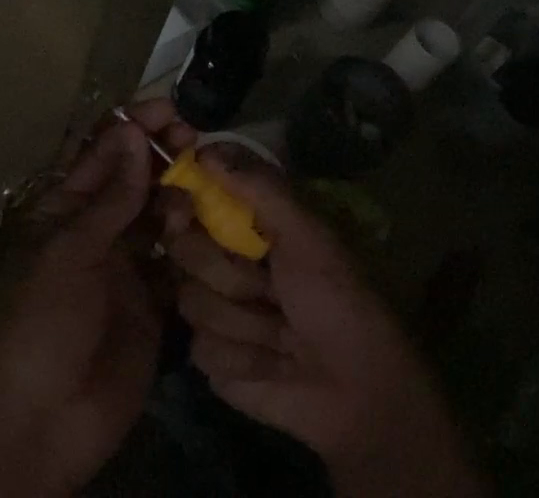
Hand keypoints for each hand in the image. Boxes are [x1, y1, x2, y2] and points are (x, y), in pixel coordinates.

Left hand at [0, 100, 183, 492]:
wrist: (45, 421)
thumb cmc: (42, 324)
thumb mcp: (68, 253)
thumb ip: (108, 198)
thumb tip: (134, 135)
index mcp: (61, 214)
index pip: (99, 157)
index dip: (131, 129)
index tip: (168, 109)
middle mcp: (96, 234)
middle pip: (134, 183)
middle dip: (163, 158)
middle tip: (196, 142)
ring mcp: (126, 269)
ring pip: (160, 218)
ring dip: (181, 198)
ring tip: (205, 186)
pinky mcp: (154, 305)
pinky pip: (178, 263)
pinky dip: (195, 245)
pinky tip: (216, 230)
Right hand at [159, 162, 488, 497]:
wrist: (358, 390)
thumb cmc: (338, 301)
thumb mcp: (308, 235)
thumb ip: (259, 187)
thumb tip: (205, 148)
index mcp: (247, 226)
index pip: (189, 200)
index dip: (180, 204)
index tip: (183, 209)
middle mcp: (223, 261)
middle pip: (181, 249)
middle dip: (228, 272)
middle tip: (269, 287)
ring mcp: (215, 311)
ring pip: (189, 301)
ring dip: (243, 321)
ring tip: (283, 332)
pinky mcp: (214, 359)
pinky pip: (201, 348)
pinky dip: (243, 357)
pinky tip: (273, 363)